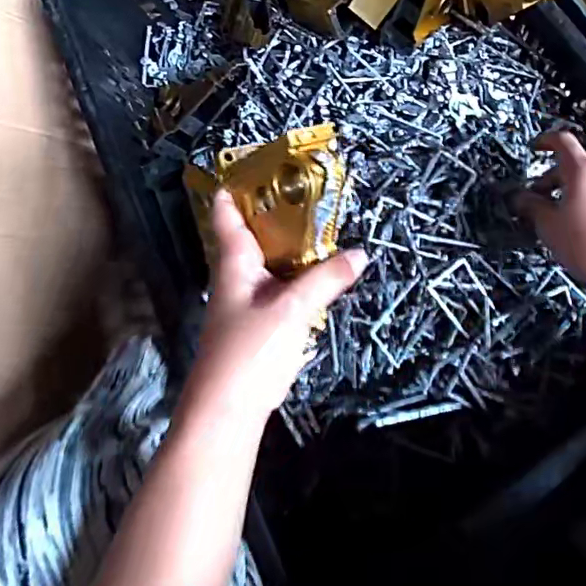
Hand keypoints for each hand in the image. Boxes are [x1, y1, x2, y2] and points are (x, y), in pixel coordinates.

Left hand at [181, 191, 368, 423]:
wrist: (225, 416)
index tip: (246, 169)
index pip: (227, 219)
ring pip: (263, 267)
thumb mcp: (293, 310)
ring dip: (284, 249)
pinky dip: (291, 278)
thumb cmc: (250, 351)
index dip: (232, 192)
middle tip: (303, 195)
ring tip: (316, 232)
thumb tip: (360, 253)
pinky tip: (312, 281)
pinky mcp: (252, 331)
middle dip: (271, 217)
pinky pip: (273, 291)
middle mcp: (233, 281)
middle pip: (248, 240)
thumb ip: (326, 280)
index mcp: (234, 265)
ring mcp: (241, 308)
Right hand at [516, 131, 585, 306]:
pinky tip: (578, 225)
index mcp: (583, 170)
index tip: (535, 148)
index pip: (563, 141)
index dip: (545, 141)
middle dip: (553, 177)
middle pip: (574, 164)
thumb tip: (520, 198)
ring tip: (557, 215)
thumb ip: (531, 205)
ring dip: (569, 190)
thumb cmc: (584, 244)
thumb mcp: (548, 224)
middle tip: (538, 196)